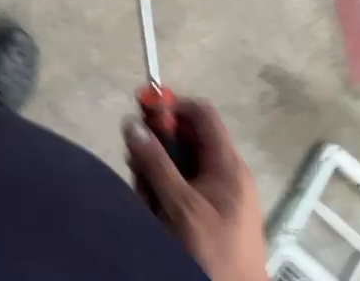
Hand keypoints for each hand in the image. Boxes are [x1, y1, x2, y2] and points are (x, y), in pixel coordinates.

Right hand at [125, 99, 267, 280]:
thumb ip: (155, 163)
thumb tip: (131, 122)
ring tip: (146, 201)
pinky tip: (154, 214)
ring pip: (177, 165)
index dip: (171, 107)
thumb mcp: (180, 206)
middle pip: (184, 139)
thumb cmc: (213, 252)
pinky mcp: (208, 213)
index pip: (201, 114)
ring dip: (154, 176)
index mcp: (228, 164)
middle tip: (136, 166)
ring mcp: (217, 195)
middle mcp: (225, 173)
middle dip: (155, 149)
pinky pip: (180, 188)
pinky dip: (162, 195)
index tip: (143, 118)